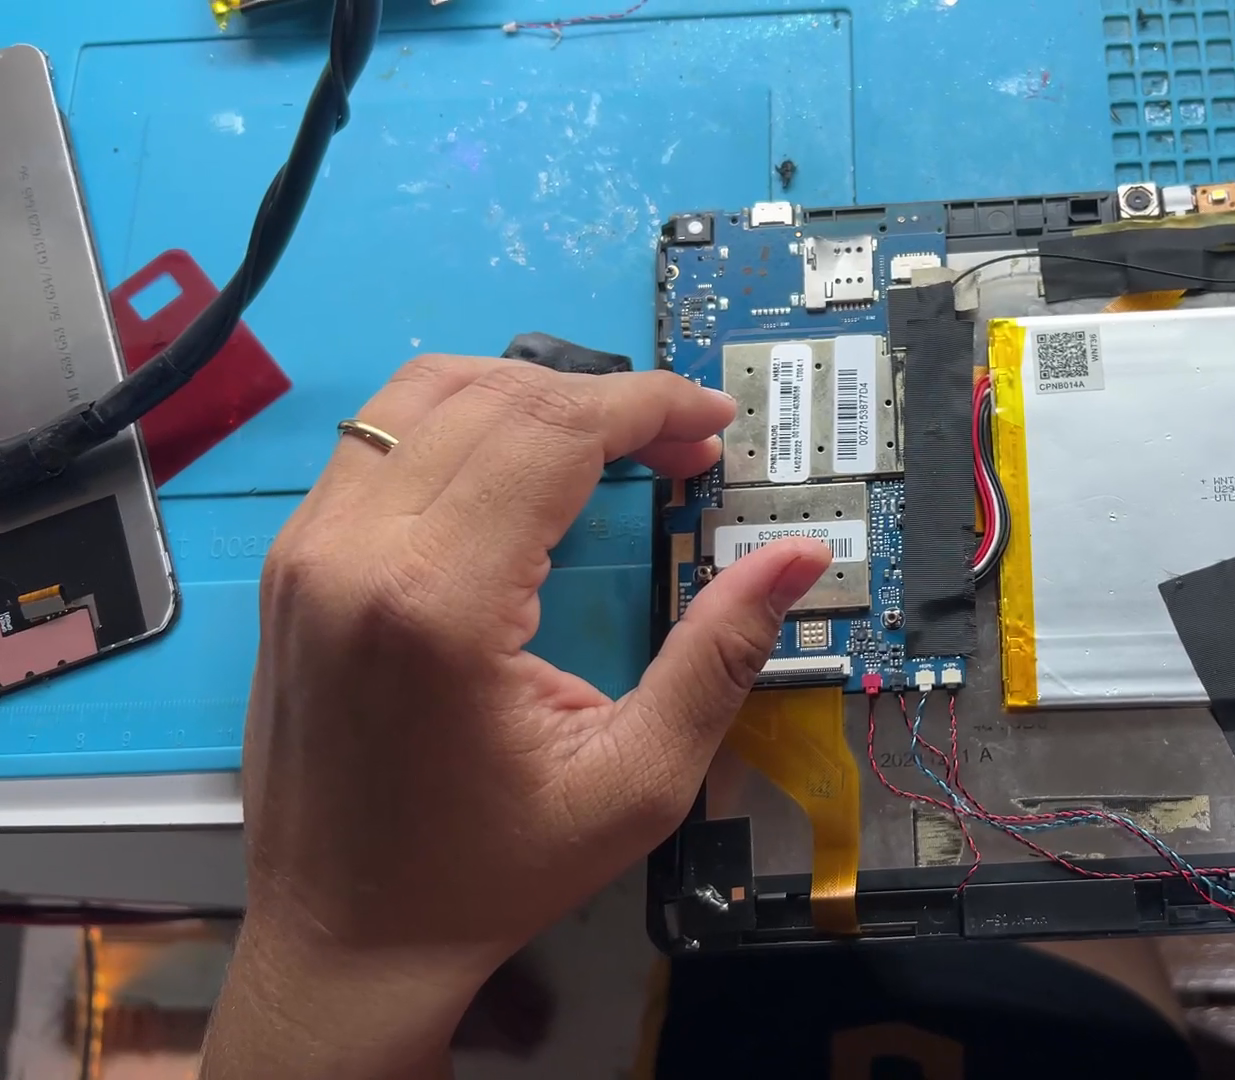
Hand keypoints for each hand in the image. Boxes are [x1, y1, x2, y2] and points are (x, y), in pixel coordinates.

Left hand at [203, 355, 828, 1077]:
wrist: (348, 939)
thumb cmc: (504, 865)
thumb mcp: (645, 775)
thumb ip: (724, 651)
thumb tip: (802, 555)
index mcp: (441, 604)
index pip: (551, 431)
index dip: (649, 404)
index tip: (717, 420)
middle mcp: (353, 551)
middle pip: (499, 399)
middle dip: (613, 400)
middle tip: (691, 446)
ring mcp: (307, 549)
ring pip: (432, 395)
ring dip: (546, 398)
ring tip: (625, 444)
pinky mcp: (298, 559)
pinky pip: (392, 435)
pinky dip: (485, 420)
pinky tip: (542, 464)